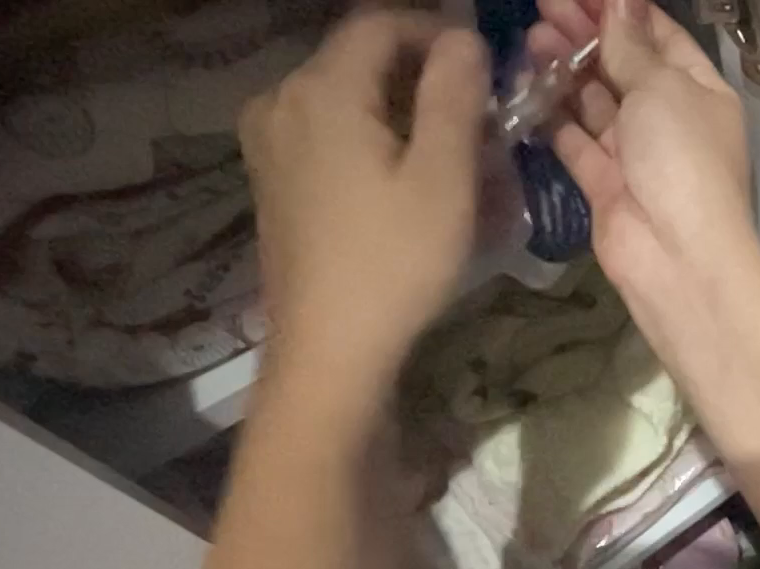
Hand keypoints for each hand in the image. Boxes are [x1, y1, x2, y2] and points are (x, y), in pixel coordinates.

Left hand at [239, 12, 489, 390]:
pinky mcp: (275, 184)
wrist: (331, 346)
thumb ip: (454, 99)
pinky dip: (377, 151)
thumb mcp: (443, 181)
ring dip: (406, 124)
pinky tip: (409, 195)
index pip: (381, 25)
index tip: (488, 74)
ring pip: (349, 107)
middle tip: (483, 133)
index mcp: (323, 90)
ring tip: (455, 171)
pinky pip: (331, 143)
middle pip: (363, 66)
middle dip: (428, 88)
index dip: (439, 37)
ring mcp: (271, 143)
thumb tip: (466, 38)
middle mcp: (283, 100)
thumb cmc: (397, 263)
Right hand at [528, 0, 755, 323]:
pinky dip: (552, 114)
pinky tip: (525, 82)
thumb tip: (620, 5)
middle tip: (543, 4)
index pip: (662, 39)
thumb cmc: (682, 159)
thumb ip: (632, 46)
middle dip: (586, 34)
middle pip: (625, 67)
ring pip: (595, 102)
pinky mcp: (605, 186)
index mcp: (702, 94)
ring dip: (566, 68)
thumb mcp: (664, 87)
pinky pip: (575, 140)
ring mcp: (637, 157)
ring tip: (531, 36)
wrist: (678, 257)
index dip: (622, 10)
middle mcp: (671, 123)